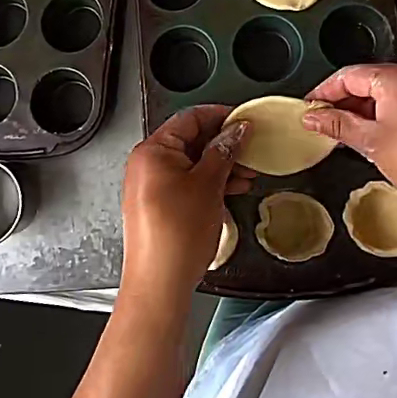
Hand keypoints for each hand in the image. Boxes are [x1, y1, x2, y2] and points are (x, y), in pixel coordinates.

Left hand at [121, 105, 255, 294]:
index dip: (220, 116)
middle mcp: (145, 164)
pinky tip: (230, 189)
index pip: (188, 118)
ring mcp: (148, 185)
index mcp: (152, 151)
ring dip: (219, 165)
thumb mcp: (208, 185)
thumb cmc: (176, 235)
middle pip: (189, 140)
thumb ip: (223, 152)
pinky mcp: (156, 204)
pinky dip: (208, 182)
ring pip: (190, 163)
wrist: (159, 281)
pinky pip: (184, 182)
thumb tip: (236, 130)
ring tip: (247, 174)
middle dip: (222, 144)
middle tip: (251, 149)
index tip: (245, 120)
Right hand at [302, 63, 396, 217]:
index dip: (324, 92)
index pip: (348, 75)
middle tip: (324, 125)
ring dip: (365, 110)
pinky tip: (377, 139)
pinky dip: (387, 115)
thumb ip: (337, 124)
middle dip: (344, 102)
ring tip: (347, 136)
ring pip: (389, 93)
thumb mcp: (371, 142)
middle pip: (369, 81)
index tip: (308, 110)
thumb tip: (311, 116)